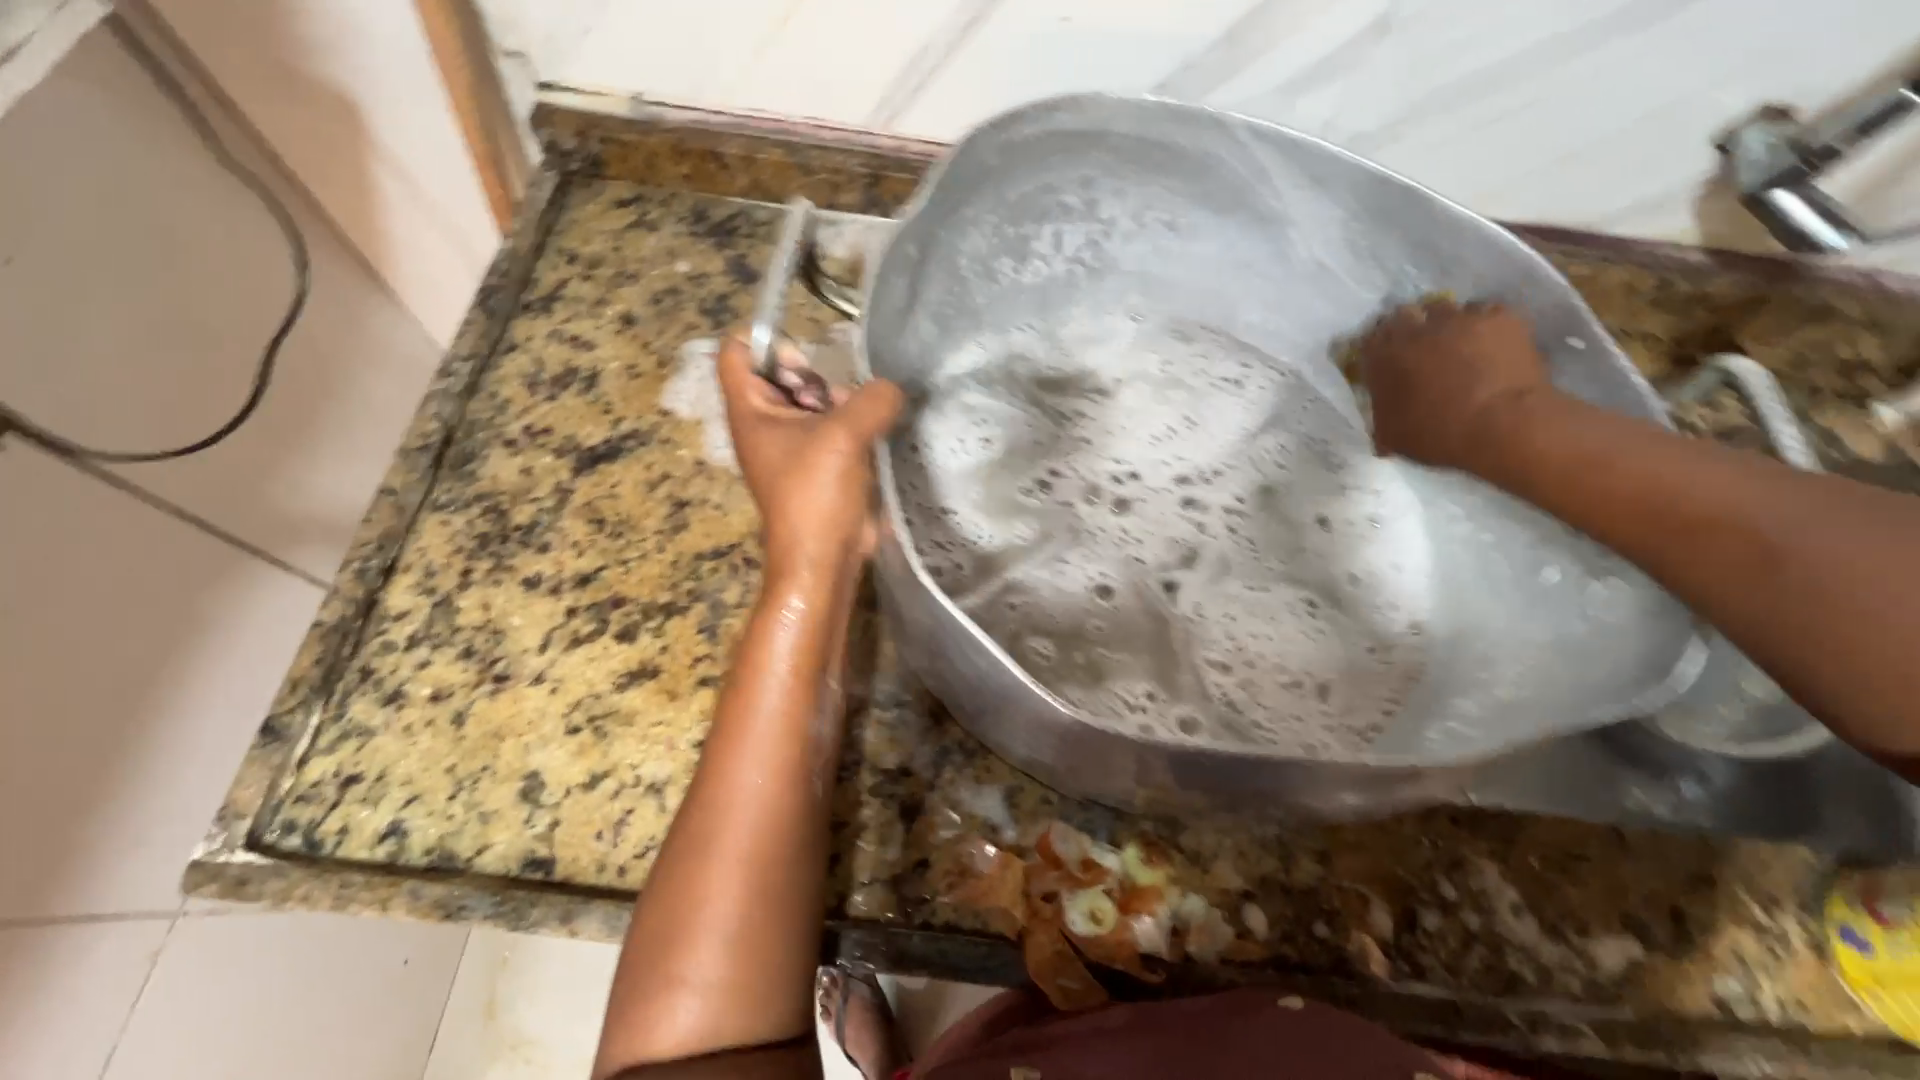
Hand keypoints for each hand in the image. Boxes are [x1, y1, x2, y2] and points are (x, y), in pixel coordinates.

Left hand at [715, 333, 905, 582]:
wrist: (824, 557)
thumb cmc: (816, 493)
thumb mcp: (843, 435)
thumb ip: (872, 398)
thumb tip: (891, 389)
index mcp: (749, 409)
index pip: (736, 351)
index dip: (764, 338)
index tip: (804, 352)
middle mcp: (765, 422)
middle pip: (780, 372)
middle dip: (812, 373)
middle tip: (836, 394)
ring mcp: (792, 444)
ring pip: (811, 399)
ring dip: (839, 399)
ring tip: (860, 416)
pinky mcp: (819, 463)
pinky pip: (832, 426)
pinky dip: (851, 422)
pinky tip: (872, 431)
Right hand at [1356, 299, 1554, 474]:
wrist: (1502, 426)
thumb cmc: (1439, 436)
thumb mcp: (1393, 436)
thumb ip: (1380, 415)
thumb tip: (1381, 415)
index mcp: (1383, 357)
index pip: (1369, 339)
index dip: (1378, 348)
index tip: (1386, 359)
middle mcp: (1416, 329)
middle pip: (1406, 314)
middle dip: (1410, 328)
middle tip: (1421, 348)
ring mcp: (1459, 318)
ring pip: (1446, 309)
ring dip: (1447, 323)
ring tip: (1457, 342)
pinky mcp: (1499, 316)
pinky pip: (1486, 313)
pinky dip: (1484, 325)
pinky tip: (1490, 343)